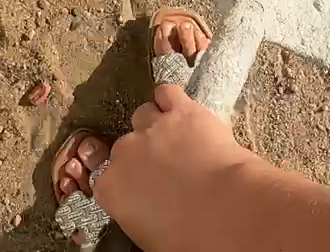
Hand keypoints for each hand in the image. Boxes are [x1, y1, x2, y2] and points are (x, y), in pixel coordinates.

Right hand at [91, 83, 261, 249]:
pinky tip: (180, 109)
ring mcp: (153, 127)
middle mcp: (126, 151)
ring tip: (174, 138)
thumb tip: (147, 209)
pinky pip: (167, 92)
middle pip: (124, 144)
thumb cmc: (190, 236)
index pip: (105, 176)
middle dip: (141, 153)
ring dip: (155, 124)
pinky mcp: (181, 109)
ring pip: (144, 114)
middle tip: (163, 168)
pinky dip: (171, 99)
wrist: (225, 210)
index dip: (124, 179)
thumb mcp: (150, 236)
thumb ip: (136, 212)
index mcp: (112, 188)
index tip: (137, 185)